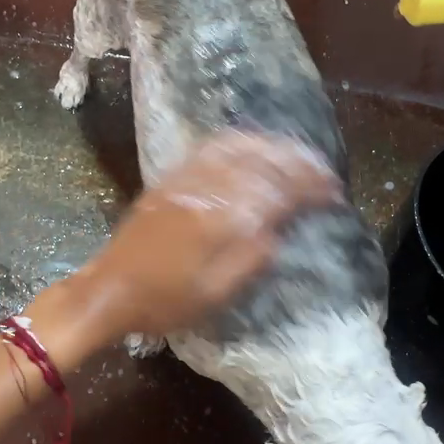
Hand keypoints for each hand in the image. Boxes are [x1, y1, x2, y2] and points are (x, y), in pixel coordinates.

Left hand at [32, 132, 340, 361]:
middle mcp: (207, 189)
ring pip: (238, 147)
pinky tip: (251, 146)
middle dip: (298, 162)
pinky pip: (210, 147)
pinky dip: (239, 141)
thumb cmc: (167, 301)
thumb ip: (254, 256)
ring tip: (296, 153)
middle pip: (262, 162)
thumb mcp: (219, 292)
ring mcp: (186, 179)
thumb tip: (280, 228)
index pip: (279, 191)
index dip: (311, 188)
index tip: (334, 192)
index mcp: (223, 219)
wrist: (110, 289)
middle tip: (323, 170)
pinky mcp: (170, 179)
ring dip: (273, 146)